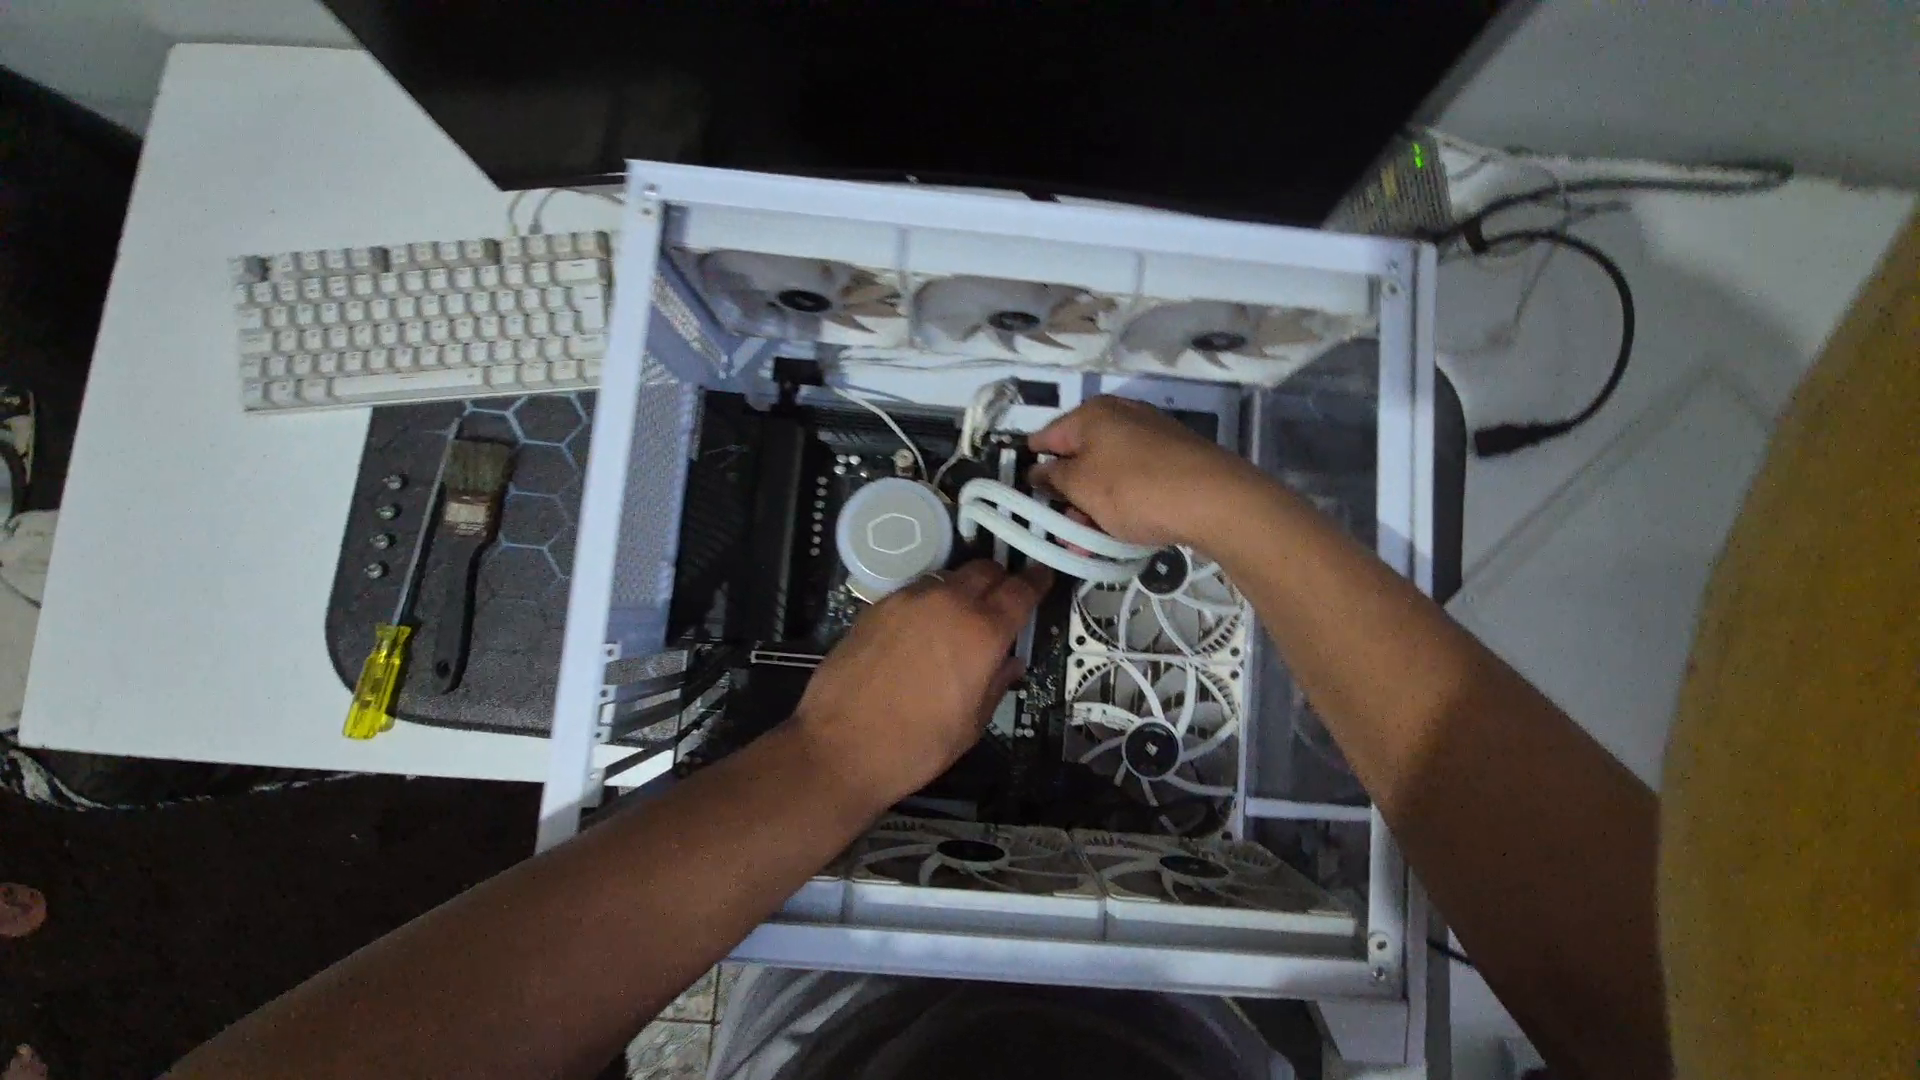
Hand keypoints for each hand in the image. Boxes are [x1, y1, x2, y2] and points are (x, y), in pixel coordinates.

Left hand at [790, 559, 1051, 808]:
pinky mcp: (877, 606)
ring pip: (948, 577)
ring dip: (963, 589)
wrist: (841, 746)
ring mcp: (909, 599)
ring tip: (961, 617)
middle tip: (1004, 599)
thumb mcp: (972, 724)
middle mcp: (948, 603)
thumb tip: (1009, 662)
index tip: (1042, 578)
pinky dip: (930, 601)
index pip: (1020, 591)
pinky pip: (916, 591)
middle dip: (1000, 580)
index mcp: (982, 632)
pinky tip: (923, 630)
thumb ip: (996, 683)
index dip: (1036, 582)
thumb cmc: (917, 745)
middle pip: (985, 571)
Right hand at [1028, 396, 1259, 548]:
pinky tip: (1118, 534)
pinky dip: (1120, 506)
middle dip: (1066, 496)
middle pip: (1079, 458)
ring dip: (1092, 508)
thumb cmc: (1134, 489)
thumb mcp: (1080, 486)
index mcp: (1092, 414)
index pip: (1045, 437)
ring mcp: (1151, 438)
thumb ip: (1053, 477)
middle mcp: (1121, 417)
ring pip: (1106, 475)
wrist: (1215, 501)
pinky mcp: (1174, 461)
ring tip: (1088, 544)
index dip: (1032, 467)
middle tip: (1062, 530)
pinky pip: (1133, 483)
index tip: (1025, 498)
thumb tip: (1039, 470)